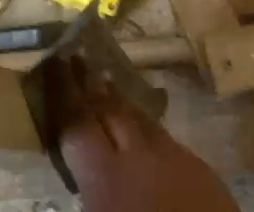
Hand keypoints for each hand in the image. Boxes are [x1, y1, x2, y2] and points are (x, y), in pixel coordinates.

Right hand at [49, 57, 238, 211]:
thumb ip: (87, 195)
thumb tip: (77, 178)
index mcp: (106, 178)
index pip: (77, 124)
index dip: (62, 92)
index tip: (53, 62)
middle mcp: (139, 157)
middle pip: (110, 110)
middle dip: (89, 84)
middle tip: (75, 58)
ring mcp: (174, 158)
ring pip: (140, 118)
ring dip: (119, 100)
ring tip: (104, 82)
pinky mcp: (199, 168)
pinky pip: (163, 135)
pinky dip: (145, 123)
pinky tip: (143, 128)